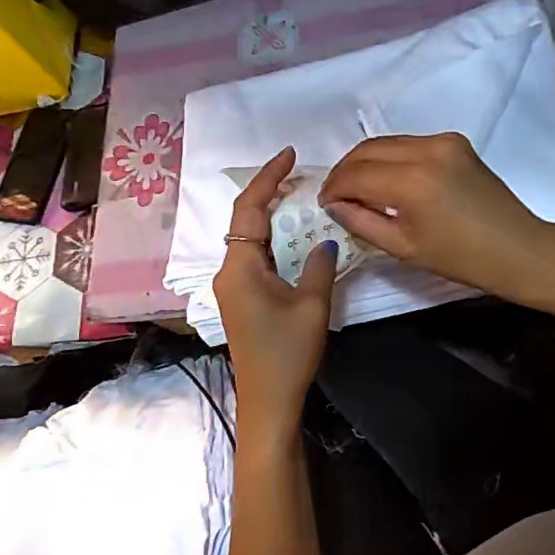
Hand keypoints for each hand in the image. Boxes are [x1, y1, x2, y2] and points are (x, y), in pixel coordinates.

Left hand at [213, 147, 337, 425]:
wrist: (268, 400)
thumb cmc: (288, 353)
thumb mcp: (312, 305)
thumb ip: (319, 265)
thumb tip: (325, 239)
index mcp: (240, 268)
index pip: (249, 209)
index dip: (268, 178)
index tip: (289, 154)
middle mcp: (228, 273)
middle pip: (244, 222)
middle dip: (269, 194)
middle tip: (300, 176)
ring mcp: (231, 288)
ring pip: (248, 241)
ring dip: (271, 219)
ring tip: (300, 199)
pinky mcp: (239, 301)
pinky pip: (253, 260)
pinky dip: (271, 243)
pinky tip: (292, 240)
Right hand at [321, 132, 554, 306]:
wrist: (519, 249)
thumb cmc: (461, 258)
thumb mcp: (403, 248)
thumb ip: (362, 222)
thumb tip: (334, 205)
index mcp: (412, 181)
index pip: (355, 174)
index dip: (333, 188)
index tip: (323, 204)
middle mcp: (426, 150)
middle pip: (366, 150)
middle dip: (344, 171)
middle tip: (334, 195)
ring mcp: (443, 141)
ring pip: (385, 143)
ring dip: (364, 162)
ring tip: (355, 189)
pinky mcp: (455, 142)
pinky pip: (407, 144)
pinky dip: (388, 159)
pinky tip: (384, 181)